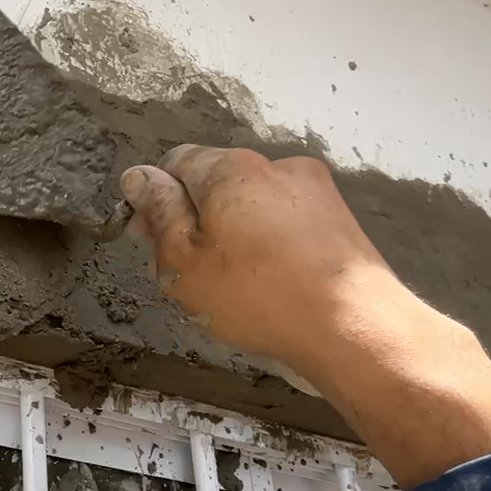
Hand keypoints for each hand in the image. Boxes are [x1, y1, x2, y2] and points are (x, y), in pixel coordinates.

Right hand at [120, 145, 490, 486]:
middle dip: (191, 216)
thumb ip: (159, 212)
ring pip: (247, 202)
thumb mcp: (181, 260)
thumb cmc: (252, 295)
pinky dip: (260, 240)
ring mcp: (313, 189)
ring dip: (225, 230)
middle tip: (181, 269)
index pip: (175, 162)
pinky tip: (260, 279)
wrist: (352, 328)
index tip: (148, 239)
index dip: (154, 198)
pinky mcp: (336, 217)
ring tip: (223, 279)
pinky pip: (279, 218)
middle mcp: (276, 165)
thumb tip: (138, 175)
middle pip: (213, 181)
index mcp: (232, 169)